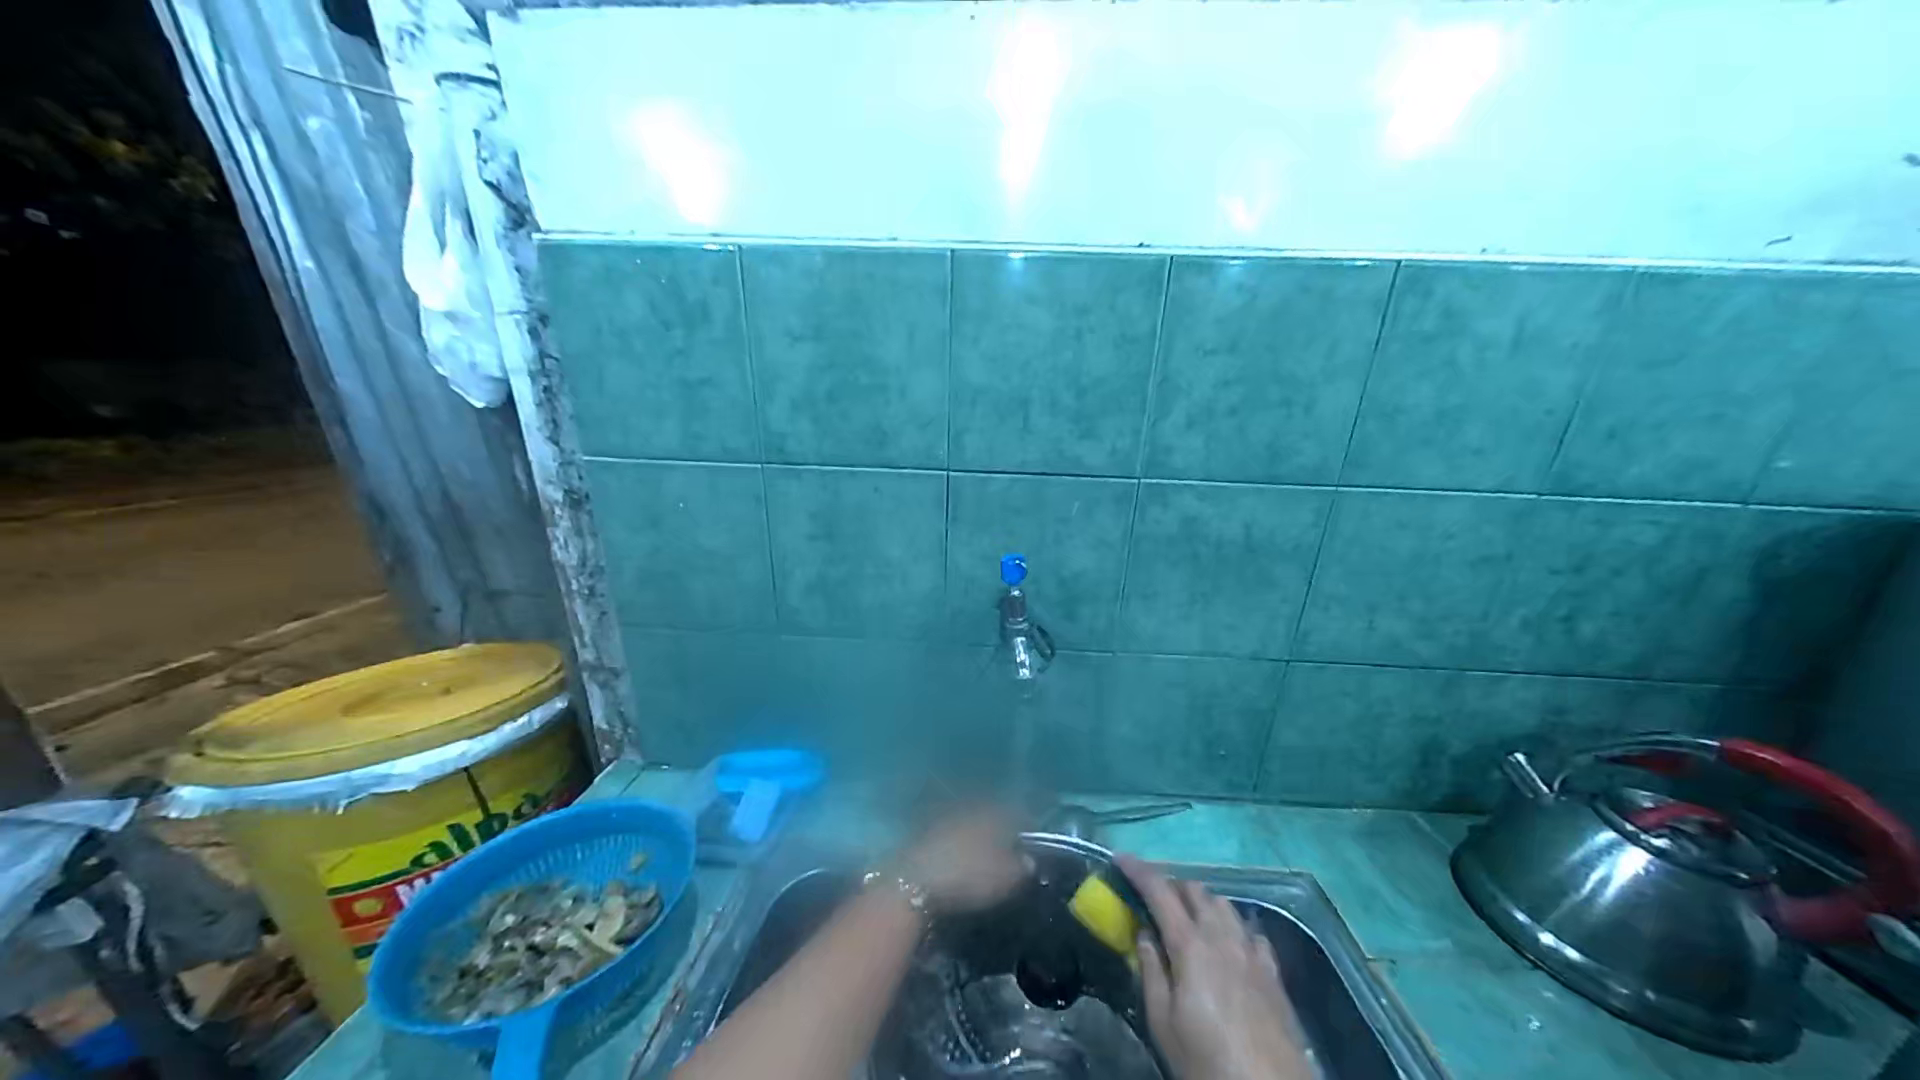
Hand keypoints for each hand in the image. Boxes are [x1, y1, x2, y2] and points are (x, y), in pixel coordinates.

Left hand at [895, 805, 1029, 913]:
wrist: (914, 880)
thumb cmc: (968, 877)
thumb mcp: (1005, 879)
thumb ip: (1022, 867)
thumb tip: (1029, 860)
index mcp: (997, 812)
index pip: (1020, 812)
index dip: (1029, 825)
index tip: (1033, 841)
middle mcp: (973, 805)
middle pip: (995, 812)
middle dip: (1003, 825)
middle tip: (1010, 845)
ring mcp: (949, 814)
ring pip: (972, 818)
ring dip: (980, 831)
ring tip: (985, 851)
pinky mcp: (928, 827)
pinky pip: (954, 828)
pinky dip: (960, 838)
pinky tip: (961, 853)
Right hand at [1118, 855, 1312, 1079]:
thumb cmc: (1206, 1062)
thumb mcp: (1163, 1022)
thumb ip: (1151, 971)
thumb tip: (1144, 934)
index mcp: (1190, 945)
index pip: (1159, 891)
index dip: (1138, 870)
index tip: (1119, 858)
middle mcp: (1222, 937)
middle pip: (1195, 890)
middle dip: (1171, 885)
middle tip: (1152, 901)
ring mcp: (1252, 952)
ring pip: (1224, 904)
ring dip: (1201, 902)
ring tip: (1188, 919)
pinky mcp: (1273, 972)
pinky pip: (1250, 931)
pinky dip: (1232, 926)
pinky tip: (1227, 944)